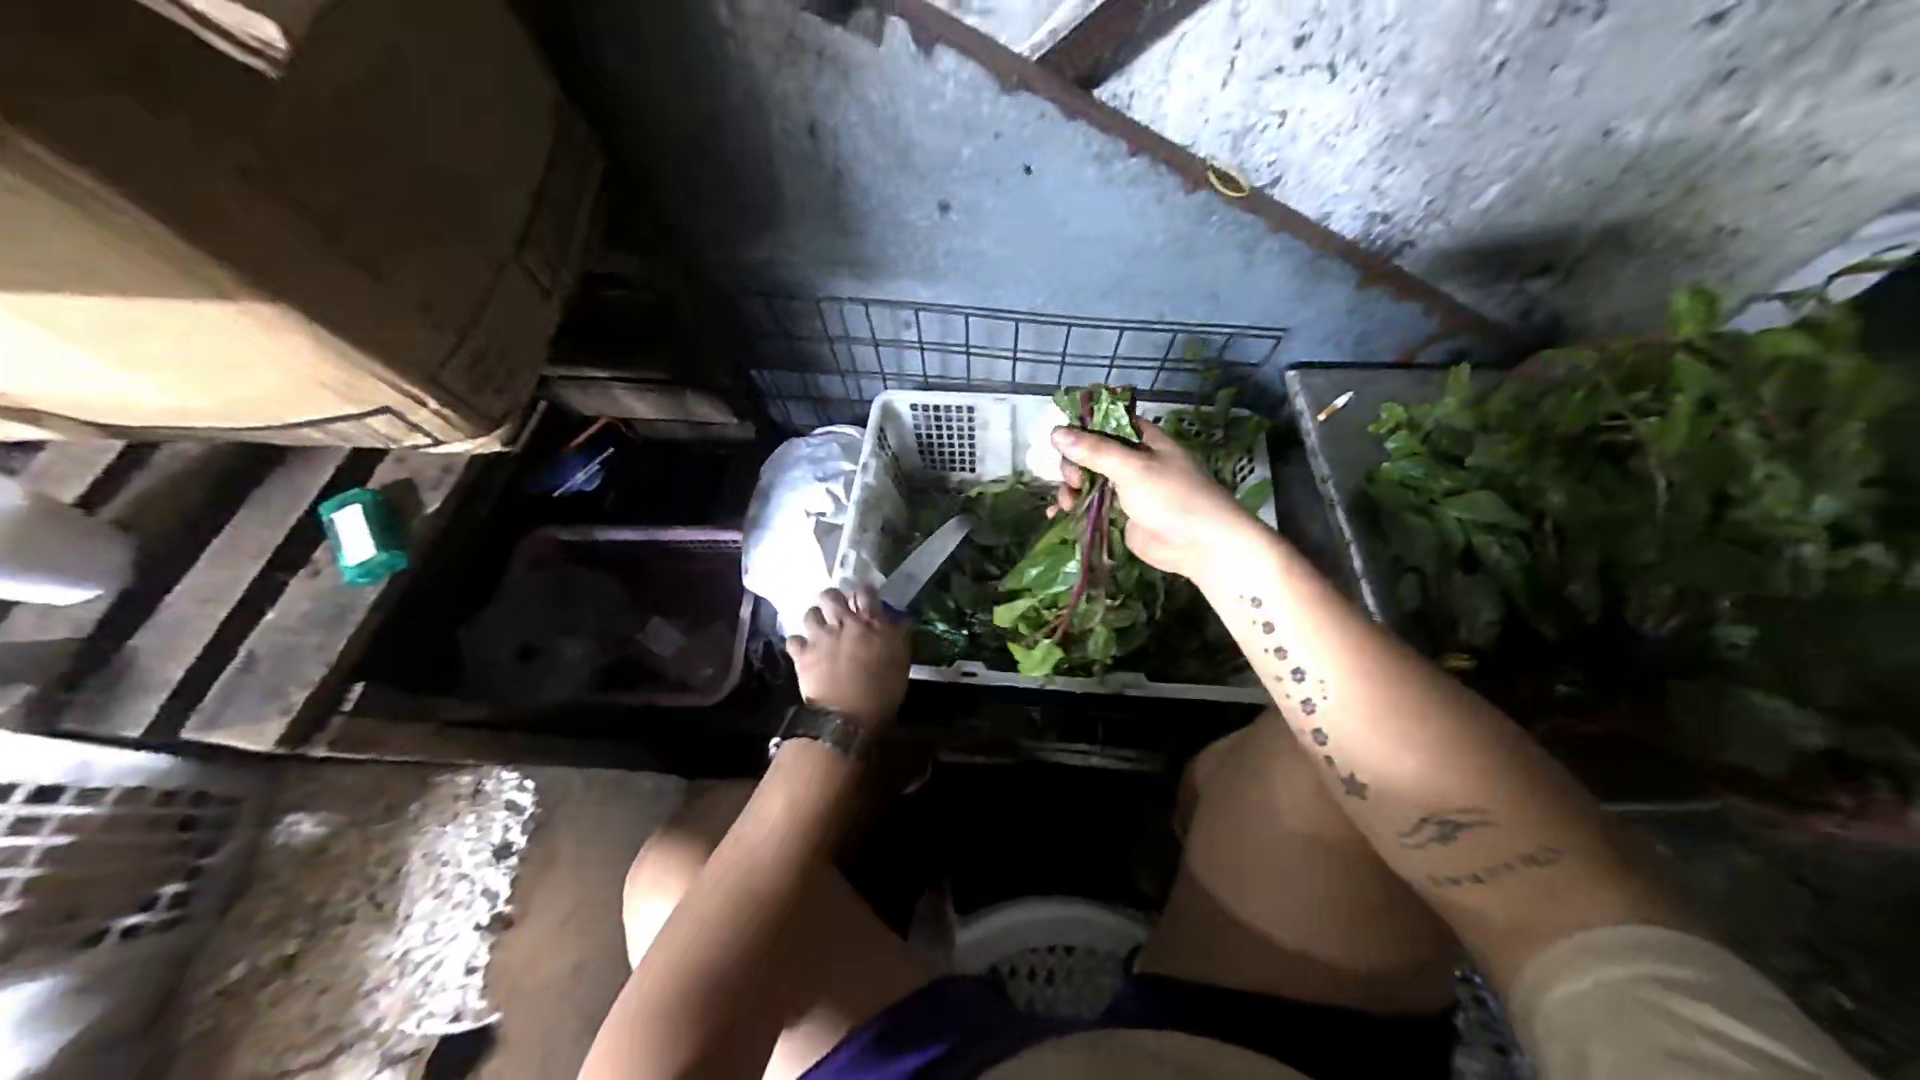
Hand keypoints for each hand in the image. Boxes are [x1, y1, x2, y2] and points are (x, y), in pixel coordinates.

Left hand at [785, 586, 909, 729]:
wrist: (848, 718)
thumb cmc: (882, 693)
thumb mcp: (901, 662)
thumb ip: (898, 637)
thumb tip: (900, 620)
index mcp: (871, 623)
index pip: (865, 591)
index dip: (862, 592)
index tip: (862, 599)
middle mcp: (844, 623)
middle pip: (830, 595)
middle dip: (832, 600)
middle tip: (835, 611)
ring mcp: (820, 637)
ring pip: (810, 613)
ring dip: (814, 619)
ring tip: (818, 631)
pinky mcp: (802, 654)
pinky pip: (794, 639)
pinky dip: (798, 644)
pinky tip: (803, 651)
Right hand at [1051, 421, 1264, 581]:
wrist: (1201, 544)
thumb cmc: (1172, 496)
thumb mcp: (1132, 467)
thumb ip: (1093, 450)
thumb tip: (1055, 431)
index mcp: (1142, 440)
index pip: (1107, 422)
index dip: (1083, 428)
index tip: (1062, 441)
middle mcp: (1134, 460)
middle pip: (1091, 453)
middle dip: (1074, 464)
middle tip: (1074, 480)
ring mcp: (1127, 489)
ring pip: (1088, 480)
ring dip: (1071, 488)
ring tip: (1067, 504)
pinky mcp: (1122, 515)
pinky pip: (1091, 506)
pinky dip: (1075, 508)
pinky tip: (1058, 515)